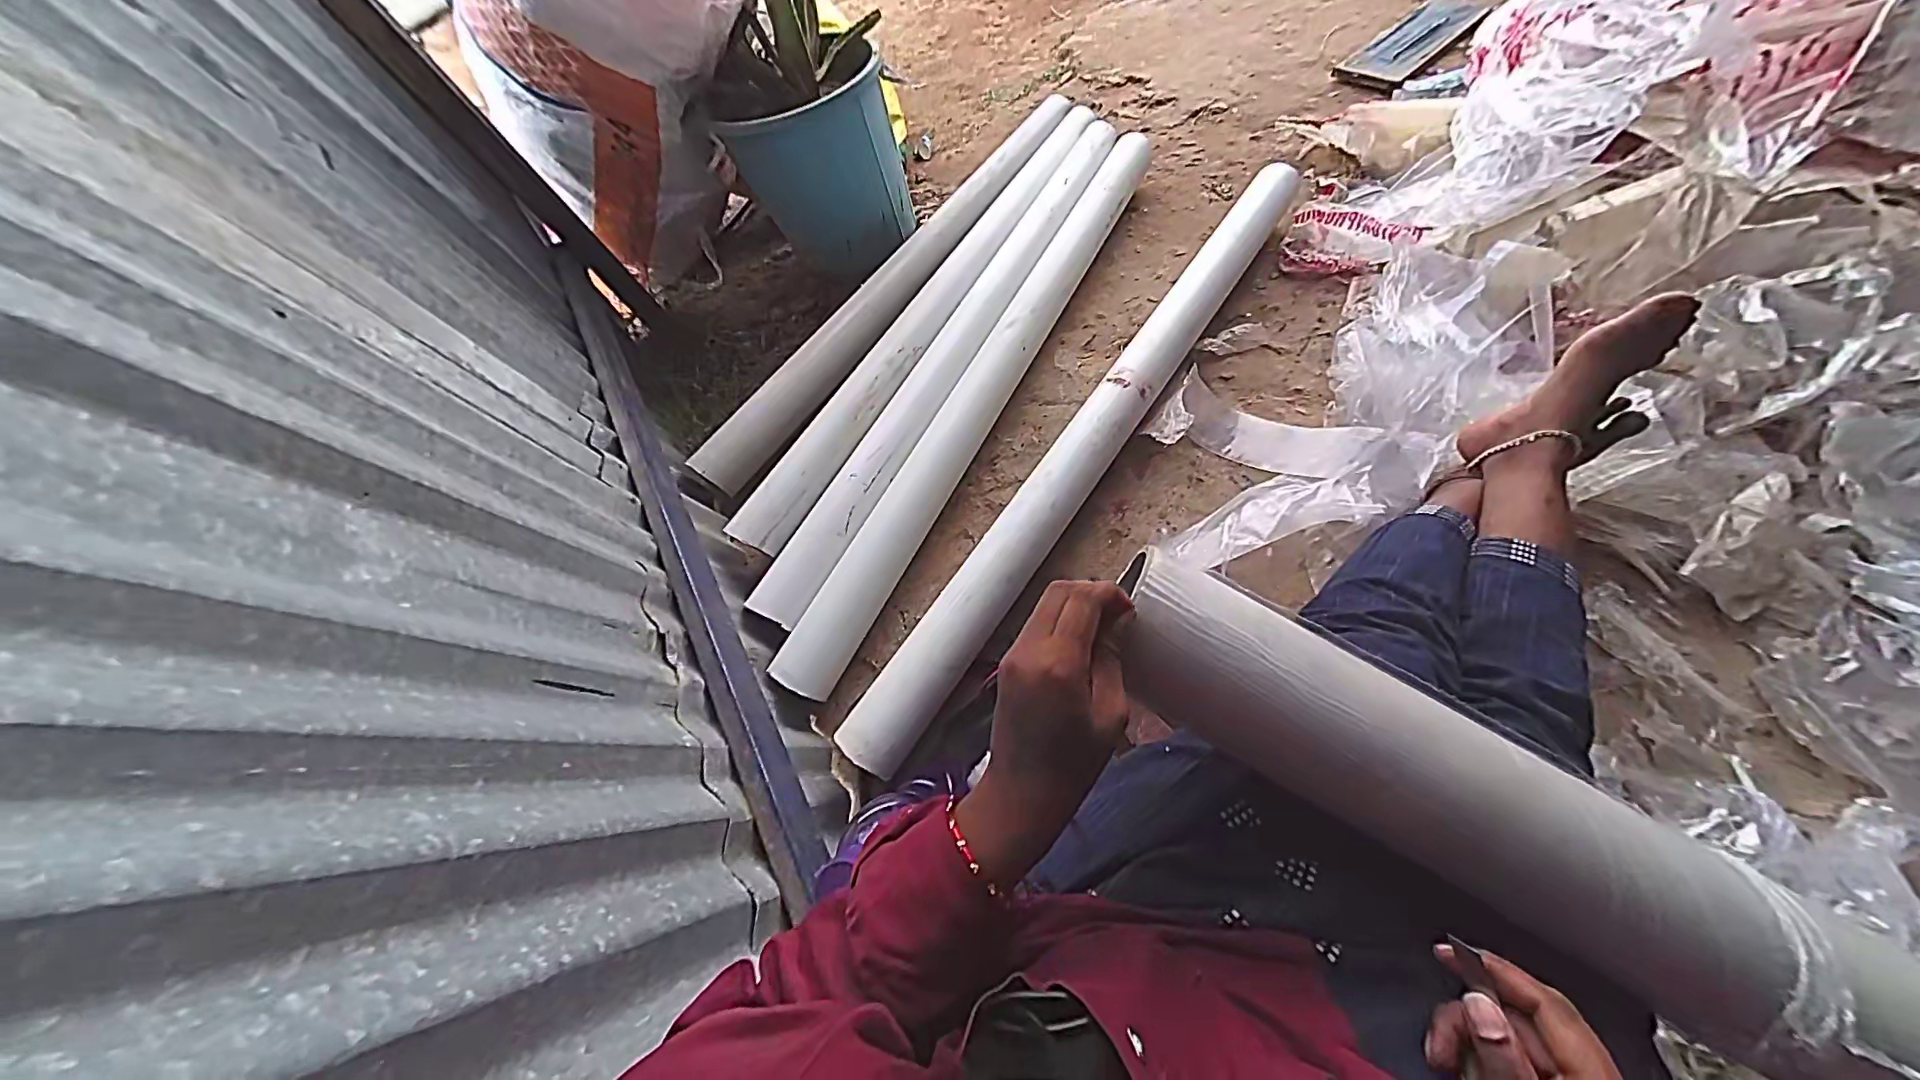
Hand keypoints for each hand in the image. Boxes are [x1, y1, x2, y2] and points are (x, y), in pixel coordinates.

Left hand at [953, 580, 1133, 886]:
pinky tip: (1078, 642)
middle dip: (1090, 592)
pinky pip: (1034, 626)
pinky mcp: (1007, 664)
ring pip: (1044, 605)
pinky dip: (1058, 621)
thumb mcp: (1110, 714)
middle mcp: (1028, 650)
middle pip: (1058, 592)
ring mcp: (1012, 655)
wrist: (1021, 794)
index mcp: (1057, 662)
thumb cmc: (1072, 765)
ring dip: (1073, 605)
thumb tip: (1112, 624)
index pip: (1081, 600)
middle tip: (1116, 614)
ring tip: (1100, 628)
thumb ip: (1110, 660)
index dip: (1108, 593)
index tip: (1127, 607)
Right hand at [1426, 945, 1622, 1079]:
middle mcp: (1588, 1071)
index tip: (1448, 950)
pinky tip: (1464, 1068)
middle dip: (1467, 1018)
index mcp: (1596, 1073)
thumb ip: (1505, 1057)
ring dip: (1467, 1040)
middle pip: (1518, 1016)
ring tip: (1446, 1061)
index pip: (1545, 999)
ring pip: (1509, 1036)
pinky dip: (1480, 1056)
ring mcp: (1571, 1076)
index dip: (1493, 967)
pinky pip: (1510, 1057)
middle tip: (1441, 1042)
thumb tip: (1477, 1001)